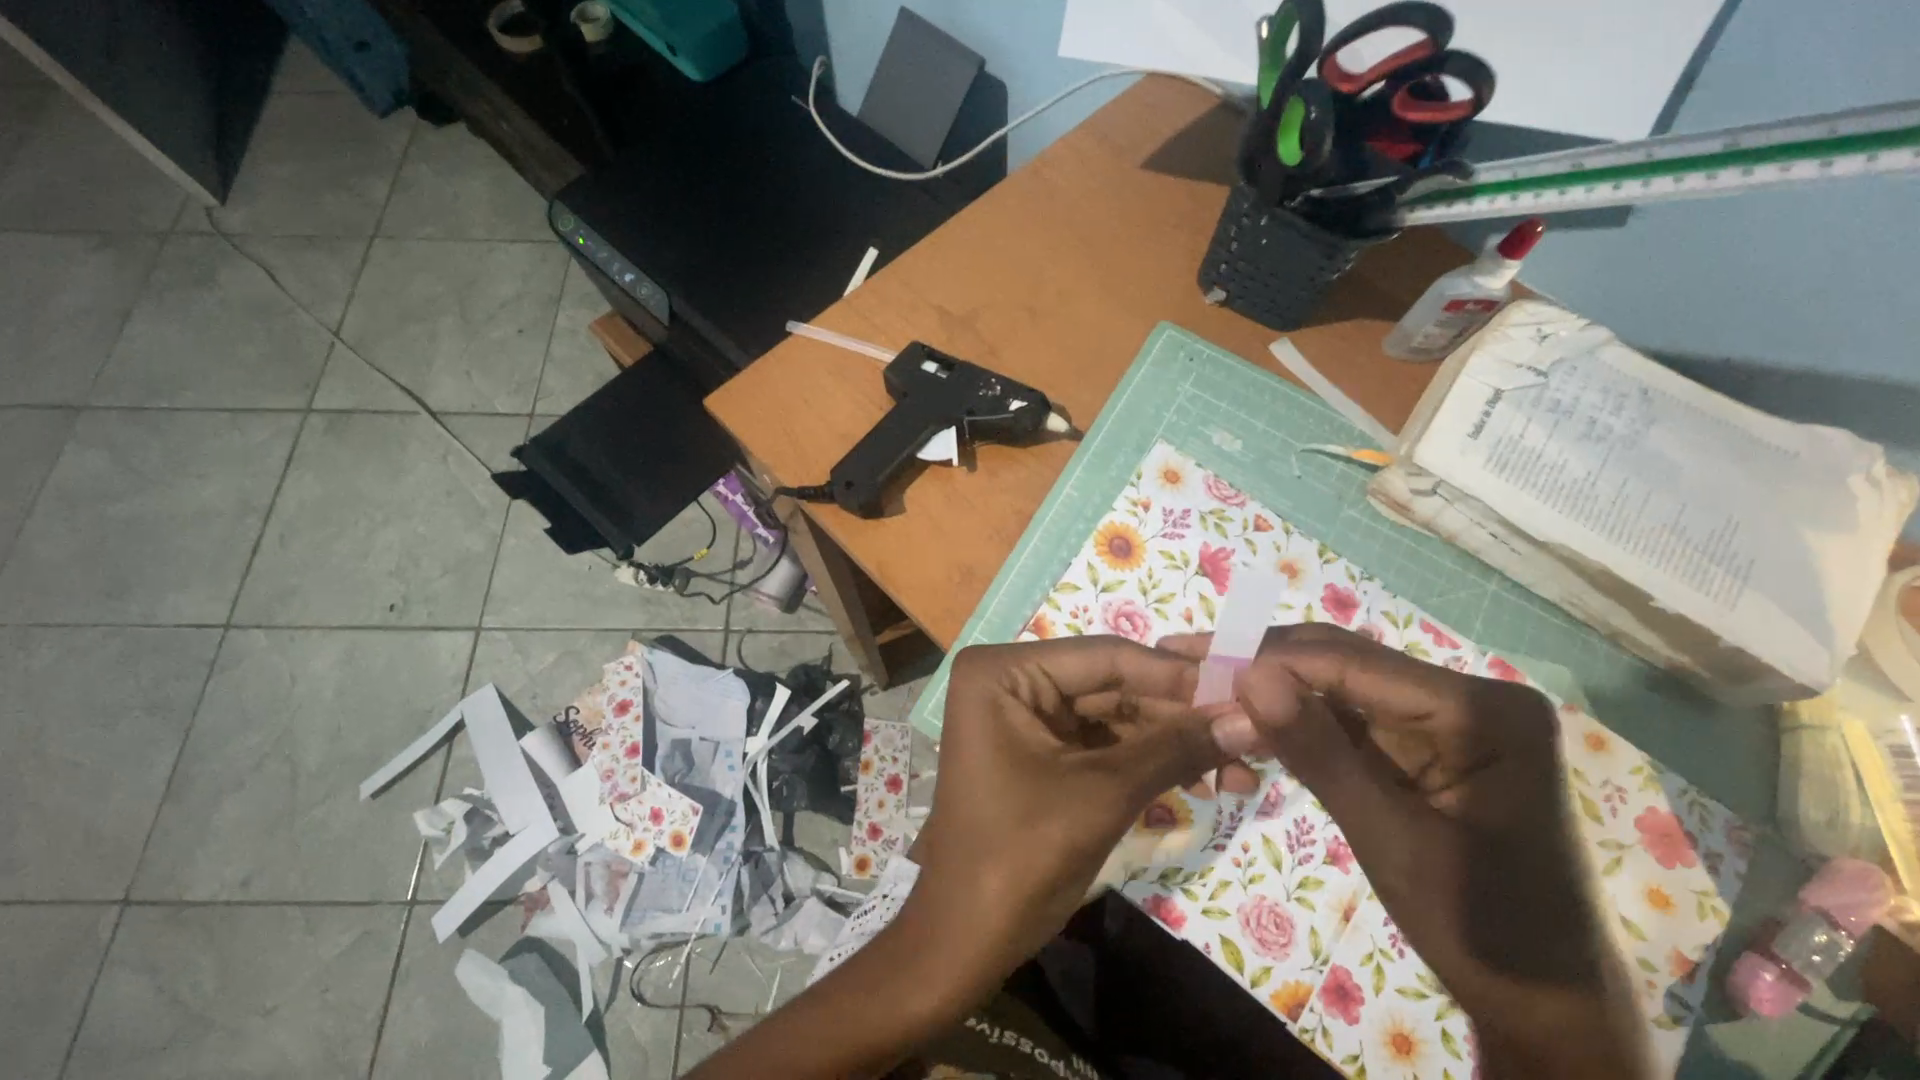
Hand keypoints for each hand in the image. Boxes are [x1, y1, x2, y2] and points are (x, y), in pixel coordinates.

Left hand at [905, 636, 1245, 989]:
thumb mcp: (1105, 793)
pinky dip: (1149, 764)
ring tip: (1241, 768)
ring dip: (1173, 743)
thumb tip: (1251, 717)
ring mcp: (1026, 720)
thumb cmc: (1022, 854)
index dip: (1179, 675)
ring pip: (1115, 718)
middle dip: (1181, 716)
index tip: (1246, 688)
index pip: (1107, 658)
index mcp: (1005, 672)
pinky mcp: (1041, 756)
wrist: (966, 938)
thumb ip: (1177, 747)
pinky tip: (1204, 782)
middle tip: (1252, 733)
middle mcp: (1012, 683)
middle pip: (1114, 686)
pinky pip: (1103, 747)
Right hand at [1160, 625, 1649, 1079]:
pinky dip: (1306, 725)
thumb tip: (1247, 675)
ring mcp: (1458, 722)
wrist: (1549, 1006)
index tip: (1192, 656)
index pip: (1352, 663)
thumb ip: (1319, 752)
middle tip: (1189, 663)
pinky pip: (1360, 722)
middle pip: (1349, 664)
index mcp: (1482, 711)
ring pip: (1347, 689)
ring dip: (1279, 693)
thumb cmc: (1480, 929)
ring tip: (1208, 691)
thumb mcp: (1389, 839)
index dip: (1266, 656)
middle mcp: (1474, 698)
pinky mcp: (1440, 749)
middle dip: (1267, 664)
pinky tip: (1256, 724)